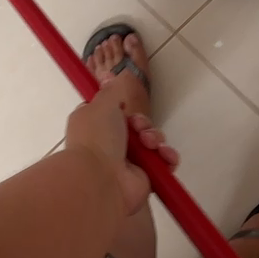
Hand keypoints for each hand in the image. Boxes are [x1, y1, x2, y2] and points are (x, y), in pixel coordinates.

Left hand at [63, 83, 178, 215]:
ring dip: (155, 139)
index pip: (112, 111)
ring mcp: (126, 161)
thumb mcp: (102, 104)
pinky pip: (162, 163)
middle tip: (139, 129)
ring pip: (151, 142)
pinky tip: (165, 157)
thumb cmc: (97, 137)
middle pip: (135, 125)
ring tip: (150, 145)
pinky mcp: (144, 177)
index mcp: (92, 123)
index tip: (126, 107)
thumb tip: (110, 77)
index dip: (122, 108)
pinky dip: (167, 158)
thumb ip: (111, 91)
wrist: (102, 179)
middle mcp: (108, 141)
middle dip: (142, 124)